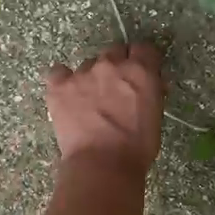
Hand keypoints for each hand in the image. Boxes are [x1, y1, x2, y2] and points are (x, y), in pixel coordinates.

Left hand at [44, 43, 165, 174]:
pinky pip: (59, 73)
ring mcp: (83, 73)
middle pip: (115, 51)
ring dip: (93, 77)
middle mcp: (111, 65)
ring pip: (89, 64)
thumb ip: (150, 93)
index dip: (144, 60)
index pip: (145, 49)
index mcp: (140, 71)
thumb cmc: (137, 148)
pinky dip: (64, 81)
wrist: (103, 165)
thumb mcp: (155, 117)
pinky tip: (67, 96)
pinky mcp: (59, 86)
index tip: (142, 73)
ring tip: (91, 102)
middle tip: (117, 89)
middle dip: (118, 66)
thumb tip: (147, 86)